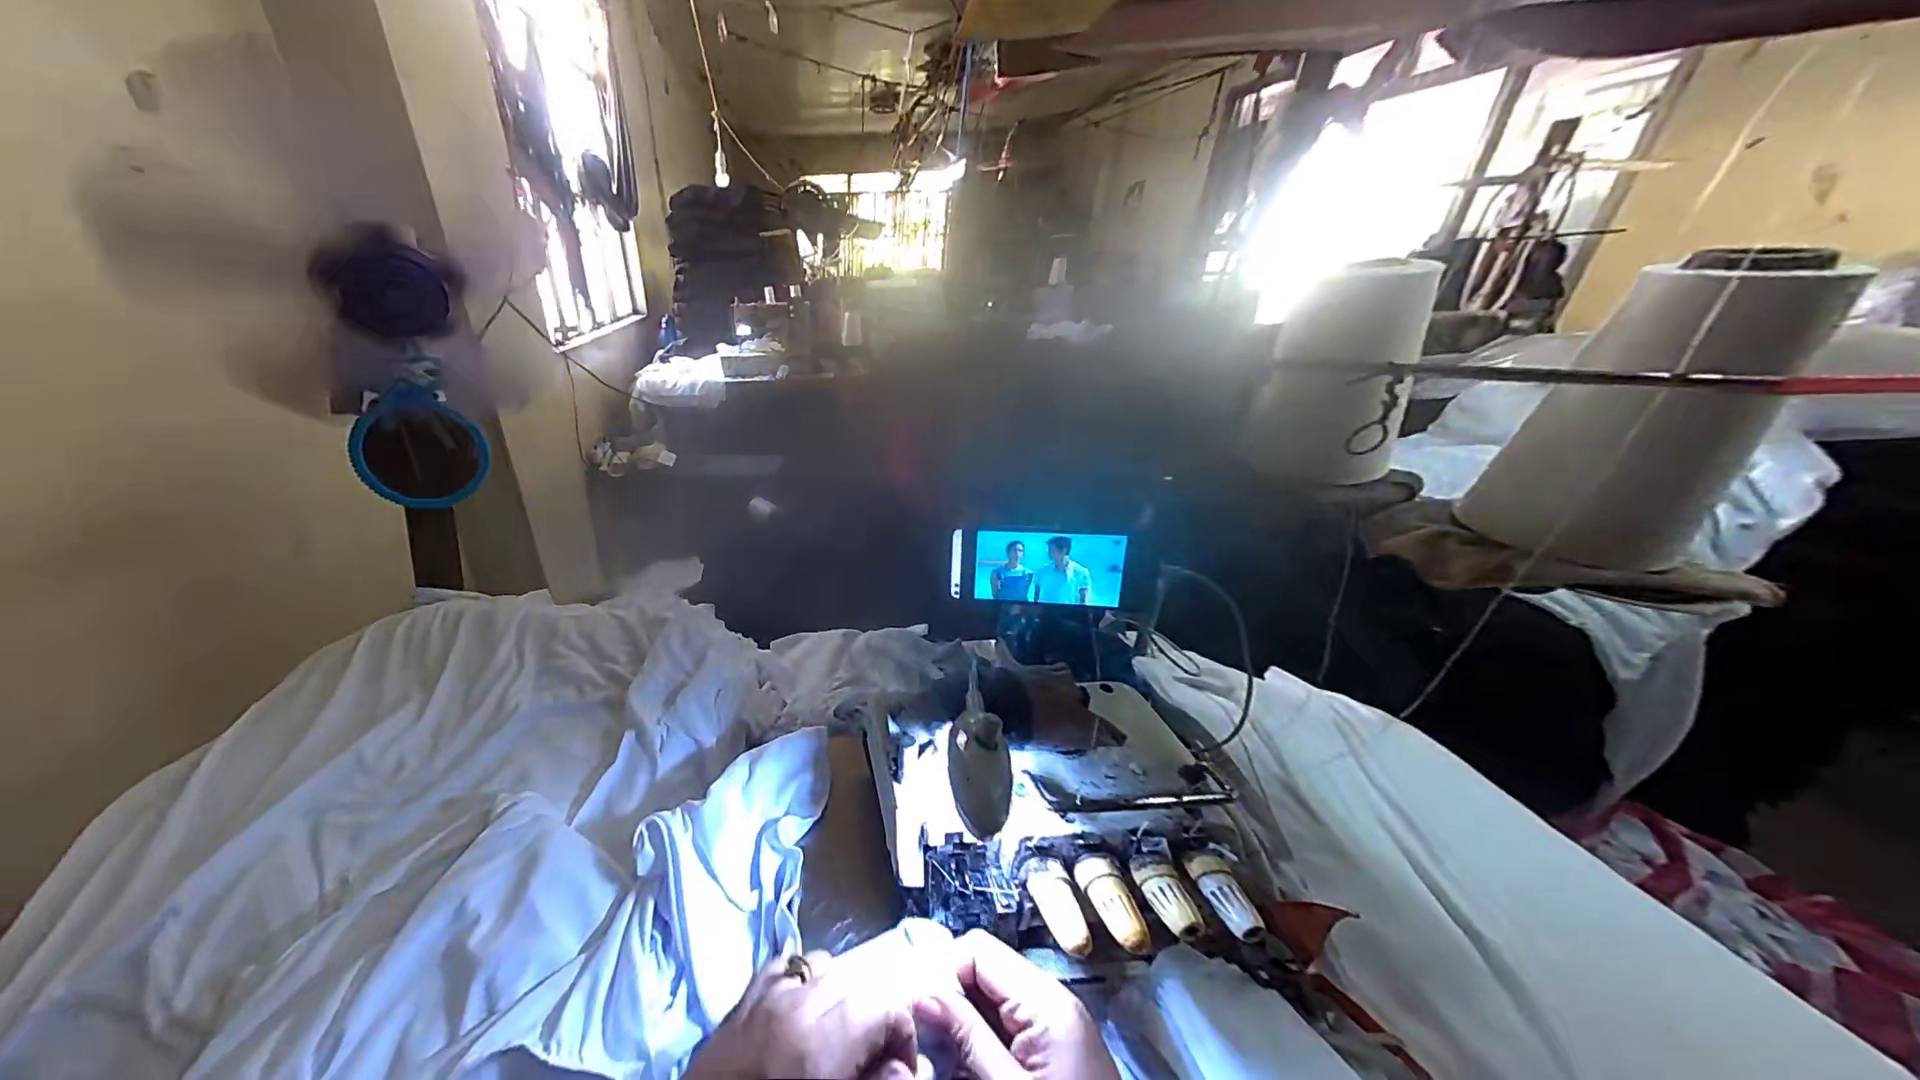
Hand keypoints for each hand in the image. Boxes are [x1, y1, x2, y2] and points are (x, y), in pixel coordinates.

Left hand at [685, 949, 918, 1079]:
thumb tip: (902, 1069)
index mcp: (819, 1043)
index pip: (885, 1007)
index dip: (902, 1034)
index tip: (898, 1066)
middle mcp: (795, 1006)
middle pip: (859, 984)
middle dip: (872, 1015)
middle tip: (870, 1054)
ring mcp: (764, 997)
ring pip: (825, 966)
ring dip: (839, 994)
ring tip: (835, 1033)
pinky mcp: (740, 1000)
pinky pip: (784, 967)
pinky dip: (801, 981)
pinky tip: (801, 1010)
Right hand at [912, 930, 1120, 1079]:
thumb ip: (966, 1036)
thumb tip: (923, 992)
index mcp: (1045, 999)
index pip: (977, 949)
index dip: (945, 974)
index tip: (924, 1013)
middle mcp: (1053, 996)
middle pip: (986, 968)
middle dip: (954, 997)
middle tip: (933, 1041)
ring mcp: (1057, 1019)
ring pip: (993, 995)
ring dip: (967, 1020)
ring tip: (951, 1059)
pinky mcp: (1056, 1042)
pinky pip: (1010, 1020)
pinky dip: (986, 1036)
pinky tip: (975, 1066)